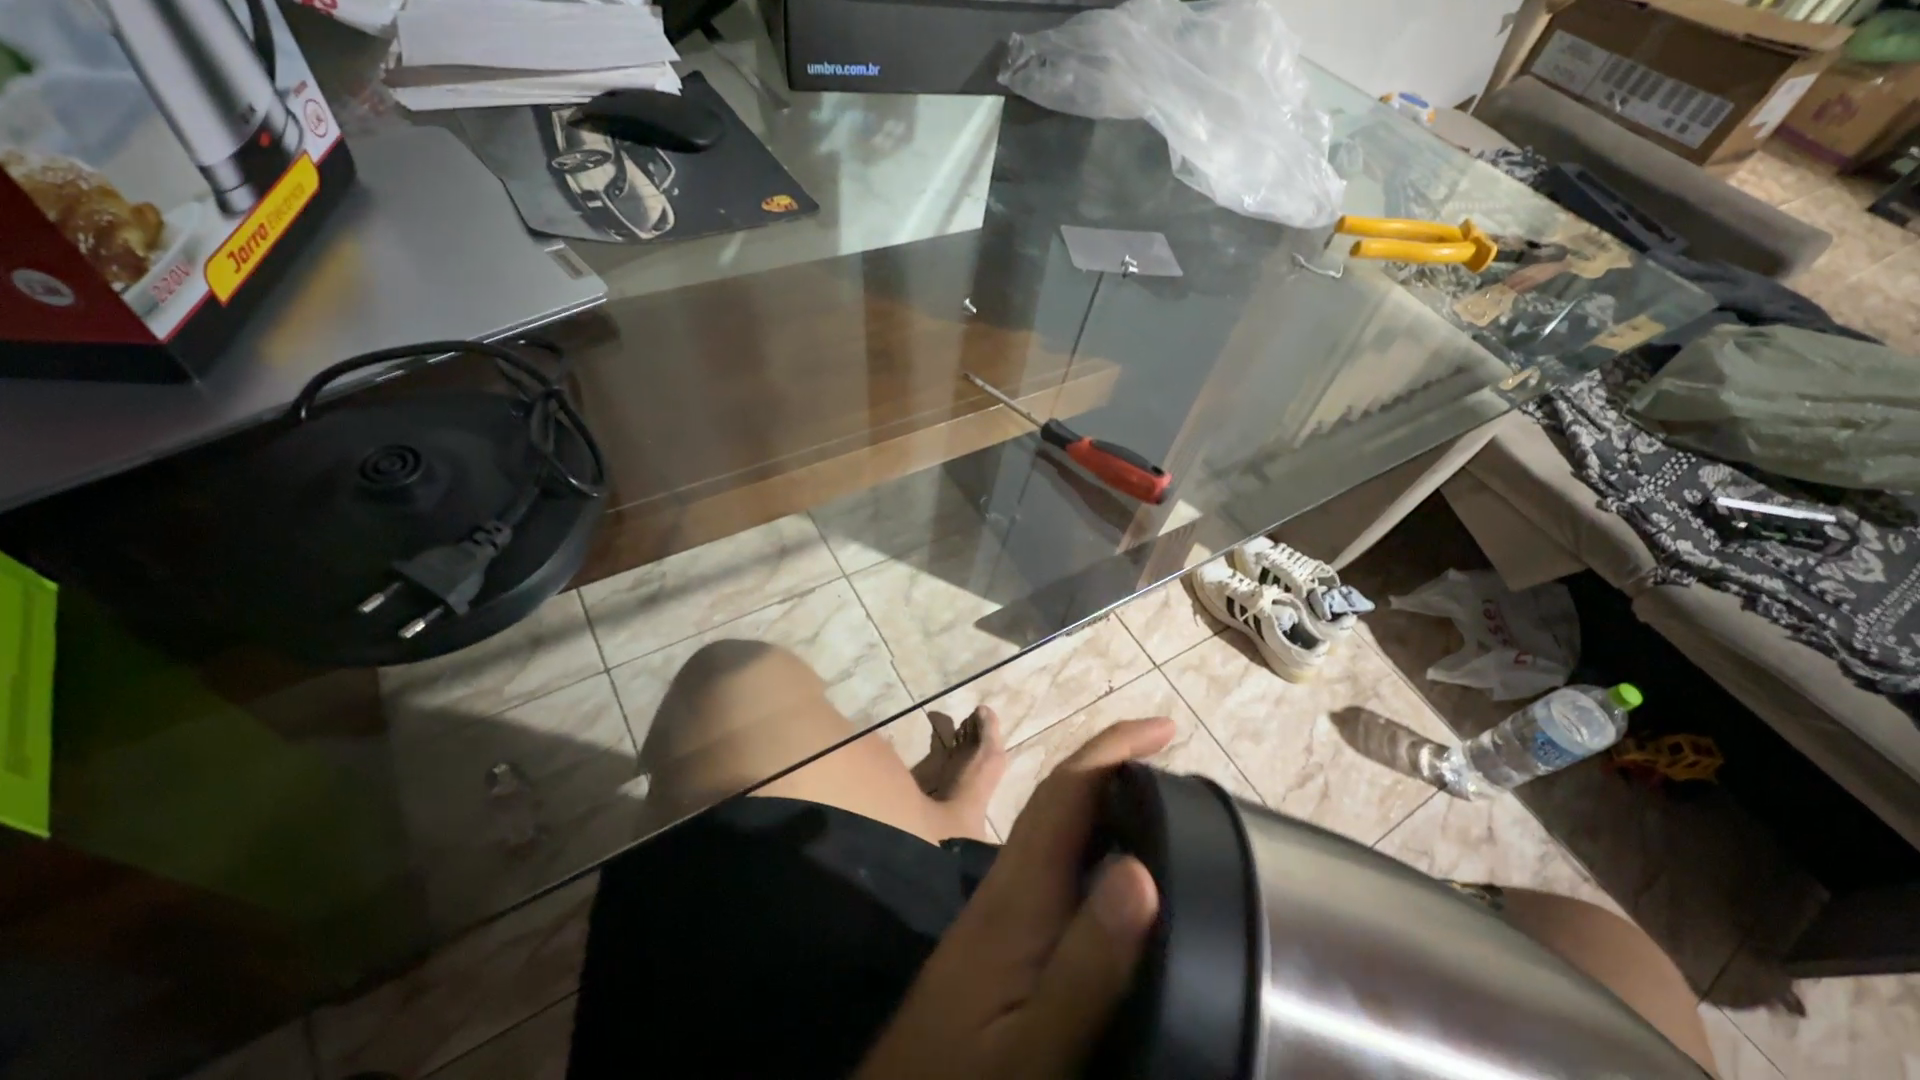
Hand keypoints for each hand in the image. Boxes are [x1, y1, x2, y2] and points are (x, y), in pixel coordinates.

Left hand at [853, 717, 1176, 1079]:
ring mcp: (999, 913)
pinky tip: (1117, 880)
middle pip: (1057, 802)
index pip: (1064, 794)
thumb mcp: (1040, 1044)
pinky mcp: (999, 939)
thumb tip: (1142, 867)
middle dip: (1113, 767)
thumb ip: (1088, 964)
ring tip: (1166, 815)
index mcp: (1018, 897)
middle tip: (1181, 775)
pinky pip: (1053, 870)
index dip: (1112, 748)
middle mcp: (1006, 888)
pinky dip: (1092, 850)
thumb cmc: (970, 1078)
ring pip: (1053, 833)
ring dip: (1104, 805)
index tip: (1165, 727)